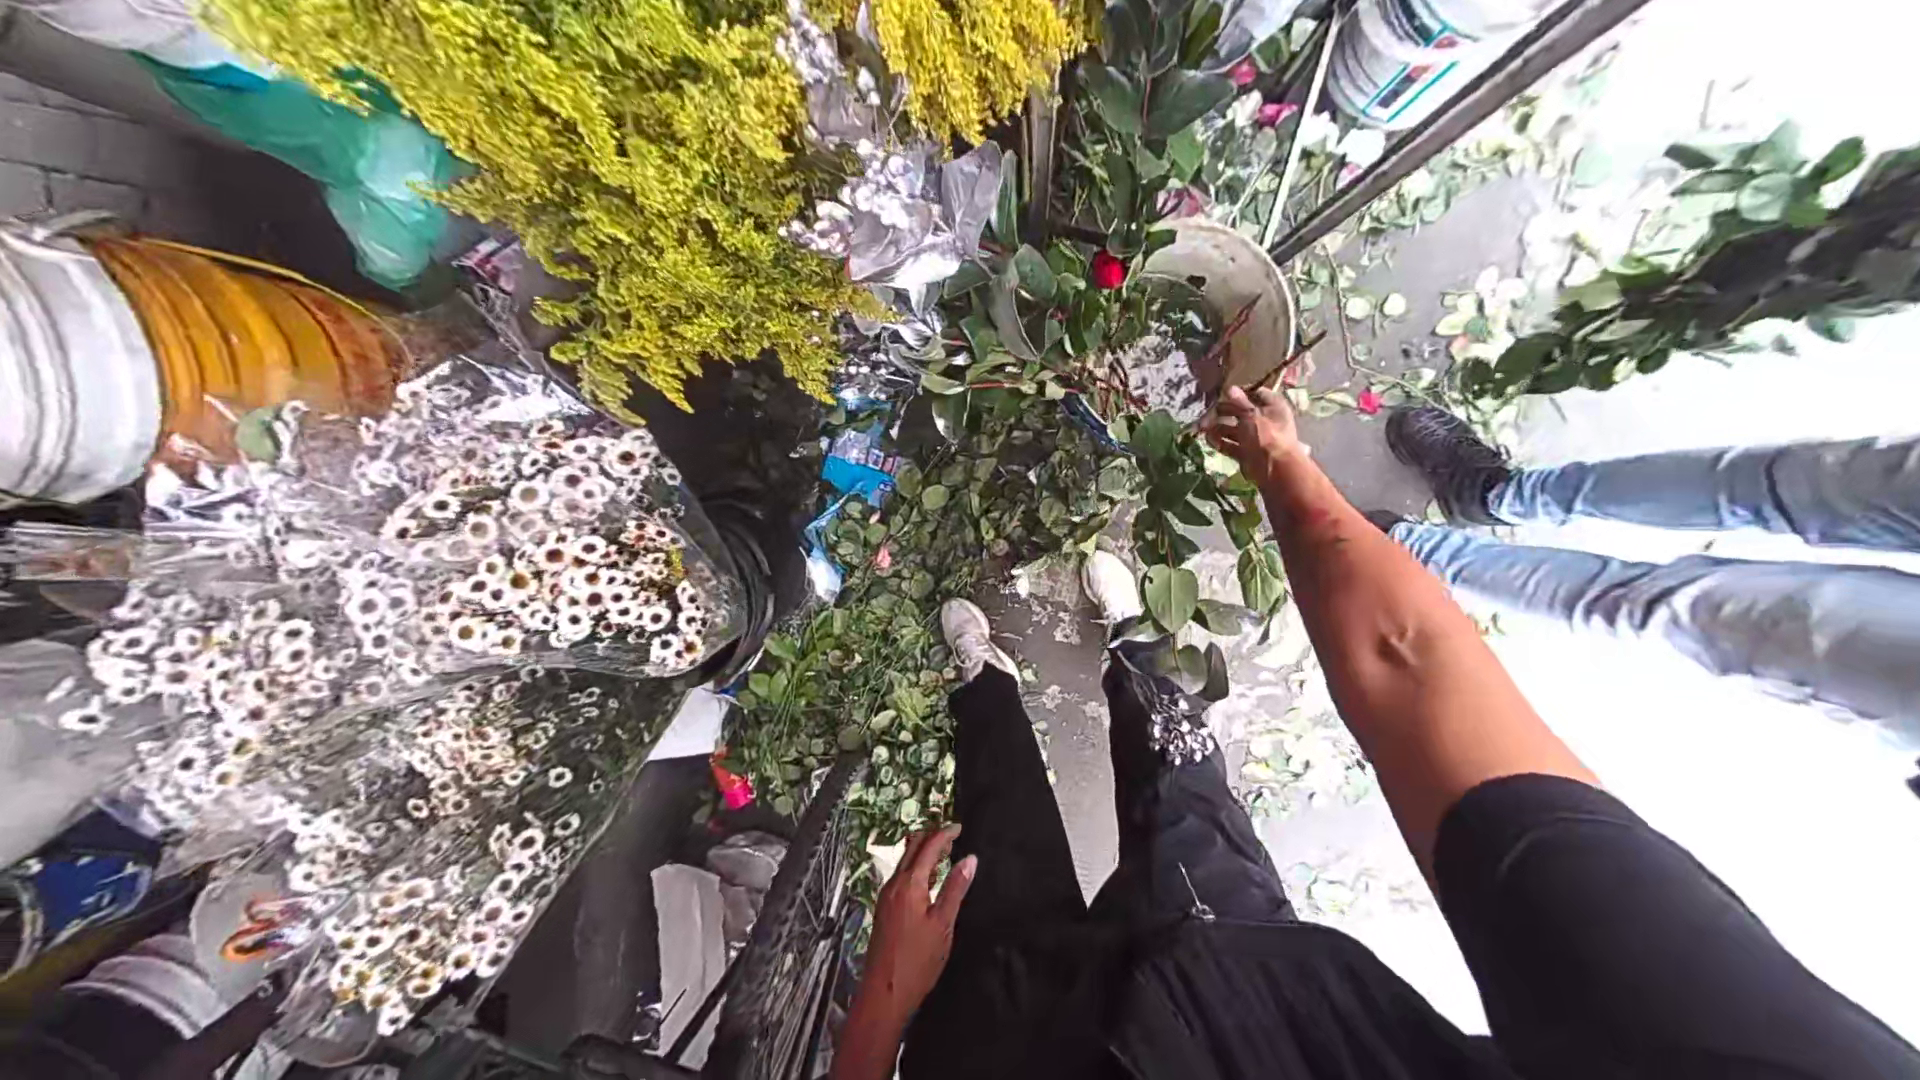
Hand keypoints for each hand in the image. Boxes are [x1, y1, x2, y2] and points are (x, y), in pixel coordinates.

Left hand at [859, 825, 975, 1022]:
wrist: (884, 994)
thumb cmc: (917, 961)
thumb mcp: (943, 924)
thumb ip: (955, 888)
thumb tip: (970, 858)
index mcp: (910, 883)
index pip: (928, 846)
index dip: (945, 834)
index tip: (960, 827)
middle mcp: (894, 883)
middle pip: (913, 848)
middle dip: (932, 837)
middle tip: (954, 838)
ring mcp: (887, 896)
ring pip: (906, 861)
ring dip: (924, 853)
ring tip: (946, 855)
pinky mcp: (885, 908)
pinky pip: (902, 876)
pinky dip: (917, 868)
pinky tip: (930, 881)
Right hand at [1202, 384, 1304, 483]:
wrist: (1274, 469)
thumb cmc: (1267, 436)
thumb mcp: (1252, 415)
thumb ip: (1239, 403)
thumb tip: (1230, 388)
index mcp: (1273, 407)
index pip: (1256, 394)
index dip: (1240, 394)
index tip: (1223, 394)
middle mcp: (1265, 420)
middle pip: (1241, 413)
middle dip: (1223, 413)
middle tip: (1207, 413)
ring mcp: (1255, 438)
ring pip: (1234, 430)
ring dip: (1218, 428)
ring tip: (1202, 428)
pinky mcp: (1247, 453)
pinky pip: (1231, 445)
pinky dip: (1220, 443)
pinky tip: (1208, 440)